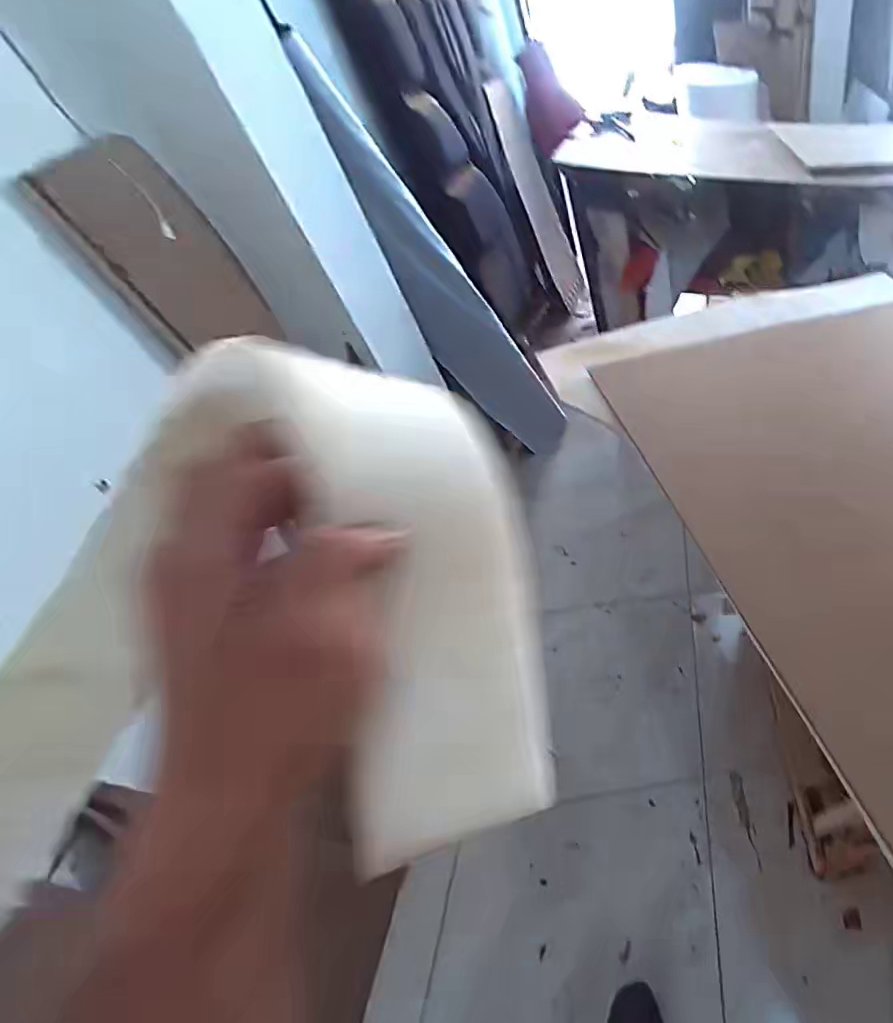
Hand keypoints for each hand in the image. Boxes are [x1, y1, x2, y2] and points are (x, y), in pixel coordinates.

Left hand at [144, 425, 404, 814]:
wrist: (238, 792)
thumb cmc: (280, 709)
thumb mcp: (321, 629)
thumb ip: (337, 561)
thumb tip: (375, 531)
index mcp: (201, 559)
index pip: (234, 467)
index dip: (287, 438)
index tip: (352, 427)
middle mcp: (190, 568)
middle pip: (231, 487)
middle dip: (295, 463)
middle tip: (368, 461)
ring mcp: (206, 598)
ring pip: (248, 520)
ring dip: (302, 501)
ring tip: (370, 500)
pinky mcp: (233, 624)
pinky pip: (266, 554)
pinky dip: (306, 537)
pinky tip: (355, 553)